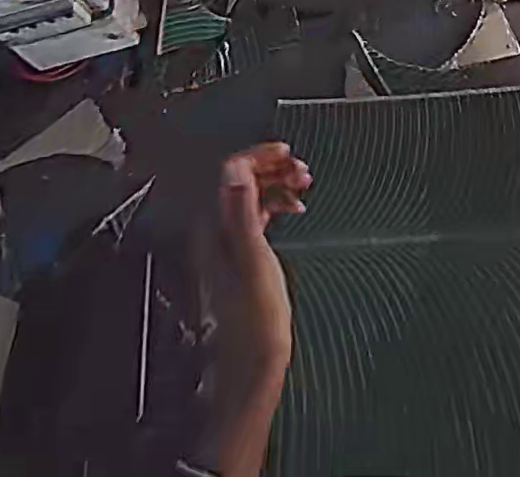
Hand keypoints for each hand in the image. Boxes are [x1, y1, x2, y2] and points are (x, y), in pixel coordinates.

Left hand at [214, 144, 310, 368]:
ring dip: (278, 183)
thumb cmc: (254, 322)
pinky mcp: (243, 253)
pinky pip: (259, 212)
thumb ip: (244, 212)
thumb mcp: (253, 260)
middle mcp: (218, 229)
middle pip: (242, 180)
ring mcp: (229, 241)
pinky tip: (294, 206)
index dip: (259, 156)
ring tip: (303, 183)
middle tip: (301, 167)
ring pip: (252, 194)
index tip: (285, 152)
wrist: (252, 366)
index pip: (232, 172)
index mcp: (216, 227)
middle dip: (272, 167)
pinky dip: (277, 202)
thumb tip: (235, 169)